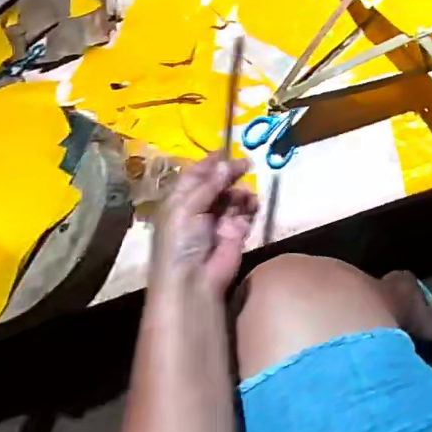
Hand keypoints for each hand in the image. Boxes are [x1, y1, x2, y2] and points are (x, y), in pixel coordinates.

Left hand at [149, 151, 256, 299]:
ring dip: (241, 191)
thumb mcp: (185, 209)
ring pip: (234, 196)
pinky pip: (247, 212)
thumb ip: (208, 185)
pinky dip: (251, 206)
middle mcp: (199, 208)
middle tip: (246, 165)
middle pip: (217, 183)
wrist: (194, 280)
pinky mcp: (237, 231)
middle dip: (230, 173)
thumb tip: (227, 165)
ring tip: (246, 195)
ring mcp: (219, 220)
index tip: (225, 151)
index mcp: (179, 201)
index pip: (194, 175)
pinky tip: (252, 205)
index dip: (209, 163)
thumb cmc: (180, 242)